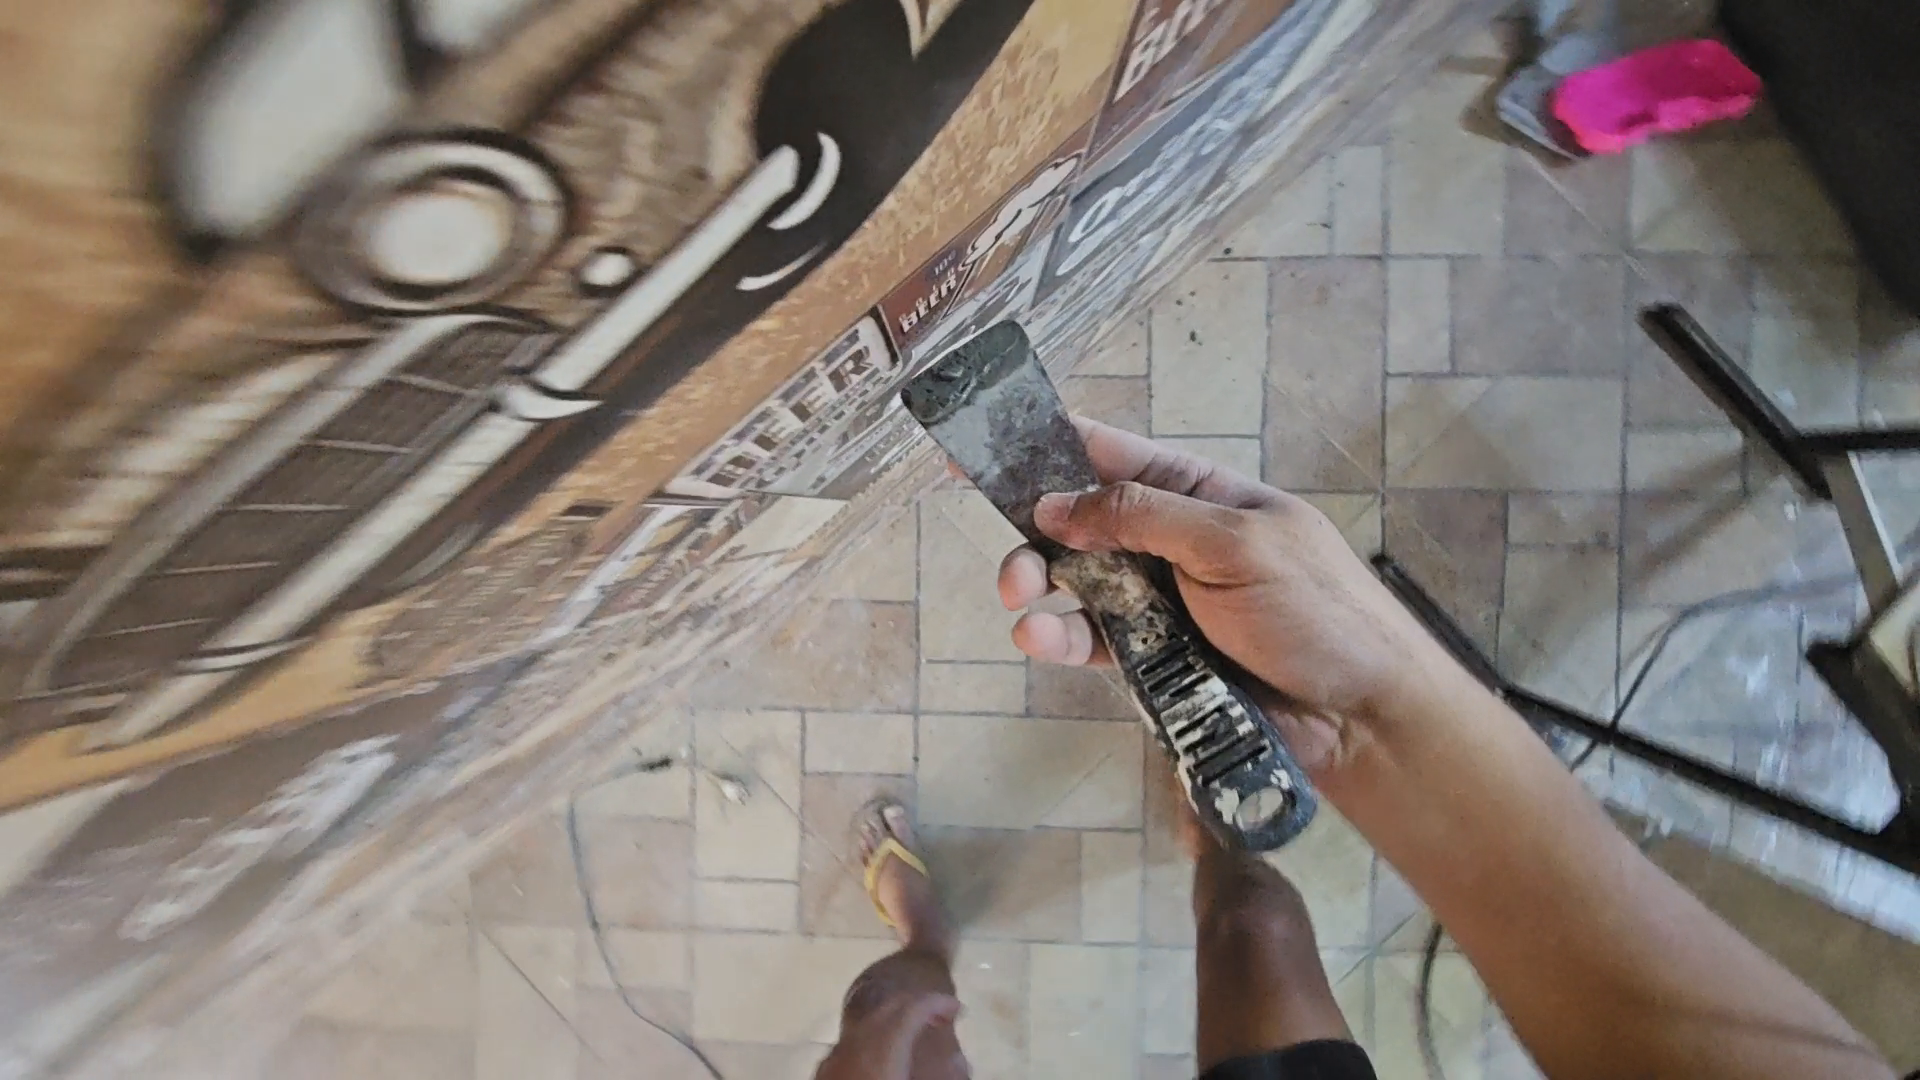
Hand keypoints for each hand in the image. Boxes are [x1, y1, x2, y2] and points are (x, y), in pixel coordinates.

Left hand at [813, 992, 961, 1079]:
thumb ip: (942, 1076)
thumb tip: (960, 1064)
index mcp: (883, 1046)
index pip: (914, 1006)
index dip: (938, 1002)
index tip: (958, 1011)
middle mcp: (857, 1041)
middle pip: (890, 1007)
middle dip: (918, 1006)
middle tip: (941, 1019)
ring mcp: (835, 1056)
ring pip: (868, 1022)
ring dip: (894, 1022)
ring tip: (915, 1036)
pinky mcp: (823, 1073)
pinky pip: (851, 1043)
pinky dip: (873, 1039)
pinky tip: (881, 1059)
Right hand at [996, 418, 1450, 775]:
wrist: (1359, 716)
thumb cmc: (1315, 611)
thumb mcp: (1234, 543)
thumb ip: (1141, 516)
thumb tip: (1054, 503)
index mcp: (1192, 493)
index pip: (1105, 455)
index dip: (1042, 446)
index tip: (979, 447)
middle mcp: (1163, 540)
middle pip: (1075, 524)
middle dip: (1033, 536)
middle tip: (1015, 568)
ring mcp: (1153, 599)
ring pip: (1071, 584)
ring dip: (1036, 588)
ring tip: (1019, 601)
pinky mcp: (1146, 654)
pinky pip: (1089, 638)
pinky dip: (1058, 637)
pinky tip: (1037, 638)